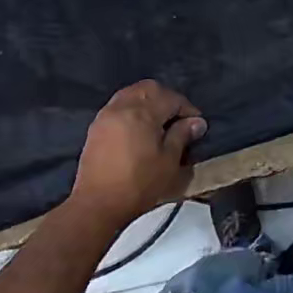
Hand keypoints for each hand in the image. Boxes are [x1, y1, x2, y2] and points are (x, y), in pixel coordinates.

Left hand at [66, 80, 206, 225]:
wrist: (98, 204)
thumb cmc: (139, 185)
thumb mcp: (168, 162)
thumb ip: (182, 136)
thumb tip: (196, 122)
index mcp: (142, 113)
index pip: (171, 98)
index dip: (187, 108)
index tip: (197, 124)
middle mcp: (122, 106)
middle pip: (149, 89)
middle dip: (167, 98)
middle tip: (178, 118)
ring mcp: (106, 115)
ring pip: (131, 94)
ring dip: (149, 101)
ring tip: (160, 122)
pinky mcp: (96, 127)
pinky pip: (118, 105)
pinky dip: (133, 109)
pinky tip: (140, 128)